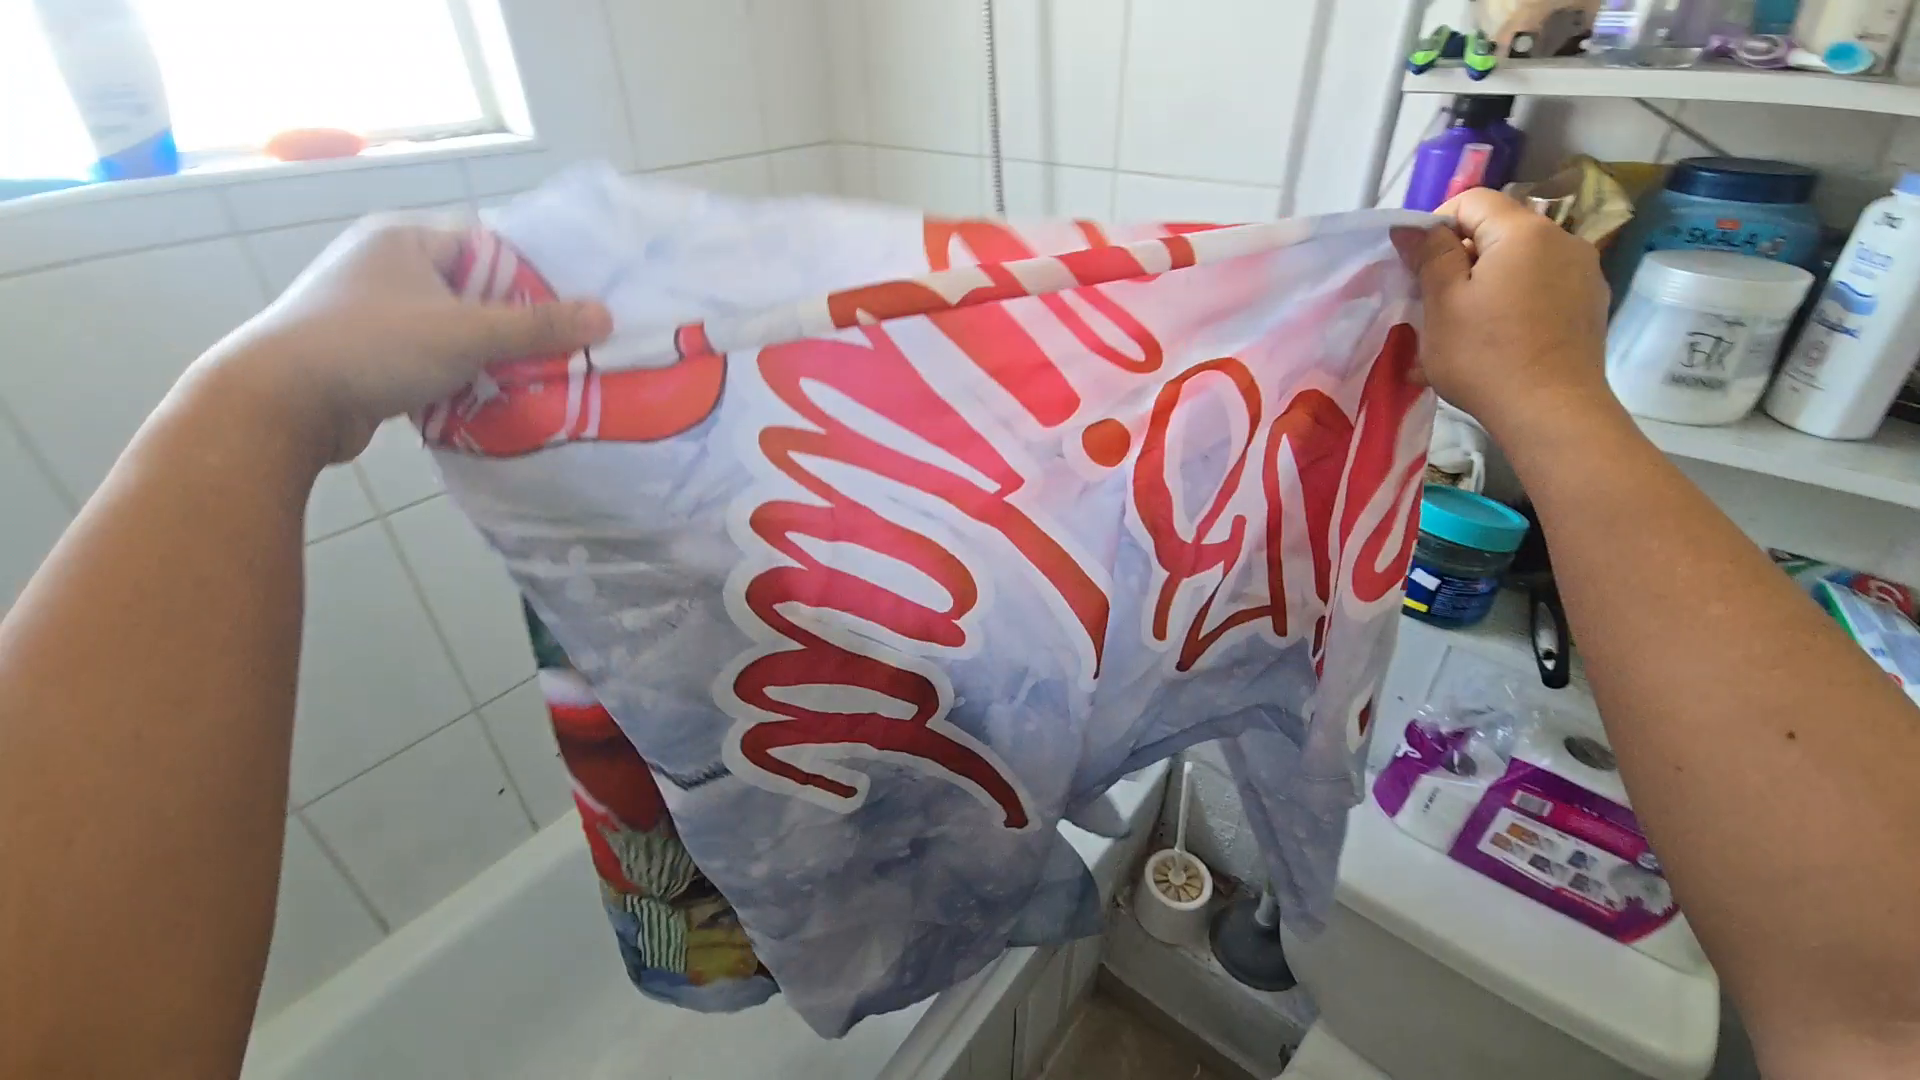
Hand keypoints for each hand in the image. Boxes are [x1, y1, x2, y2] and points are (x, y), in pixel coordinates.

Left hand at [192, 214, 612, 464]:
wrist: (280, 404)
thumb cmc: (373, 347)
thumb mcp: (468, 333)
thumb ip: (539, 326)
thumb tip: (606, 315)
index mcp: (404, 240)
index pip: (487, 245)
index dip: (531, 276)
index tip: (567, 312)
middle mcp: (386, 266)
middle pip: (476, 291)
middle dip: (516, 324)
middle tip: (559, 350)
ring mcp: (373, 311)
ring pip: (456, 329)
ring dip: (491, 355)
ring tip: (532, 379)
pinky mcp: (368, 352)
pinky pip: (433, 357)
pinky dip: (461, 376)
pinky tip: (489, 398)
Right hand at [1405, 189, 1611, 431]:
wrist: (1550, 409)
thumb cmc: (1484, 355)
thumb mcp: (1442, 304)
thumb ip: (1430, 256)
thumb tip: (1412, 226)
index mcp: (1523, 231)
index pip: (1472, 201)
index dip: (1436, 226)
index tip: (1417, 268)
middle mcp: (1562, 238)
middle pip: (1498, 229)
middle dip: (1461, 257)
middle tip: (1435, 303)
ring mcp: (1583, 271)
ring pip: (1520, 259)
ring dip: (1487, 280)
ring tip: (1466, 325)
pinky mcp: (1589, 302)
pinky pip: (1541, 285)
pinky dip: (1514, 299)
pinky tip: (1501, 337)